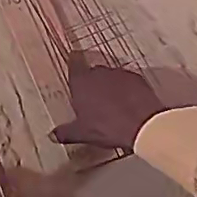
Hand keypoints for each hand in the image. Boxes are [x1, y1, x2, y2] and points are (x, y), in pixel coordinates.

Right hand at [52, 56, 196, 149]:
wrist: (144, 125)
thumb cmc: (107, 127)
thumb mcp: (83, 133)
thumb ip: (66, 132)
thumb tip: (52, 136)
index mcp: (80, 82)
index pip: (73, 64)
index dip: (73, 63)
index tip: (72, 61)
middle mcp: (98, 72)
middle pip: (92, 72)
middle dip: (91, 82)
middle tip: (92, 98)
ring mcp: (119, 74)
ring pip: (109, 76)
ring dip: (109, 85)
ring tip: (111, 102)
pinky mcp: (137, 78)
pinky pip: (127, 81)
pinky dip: (125, 88)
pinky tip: (128, 102)